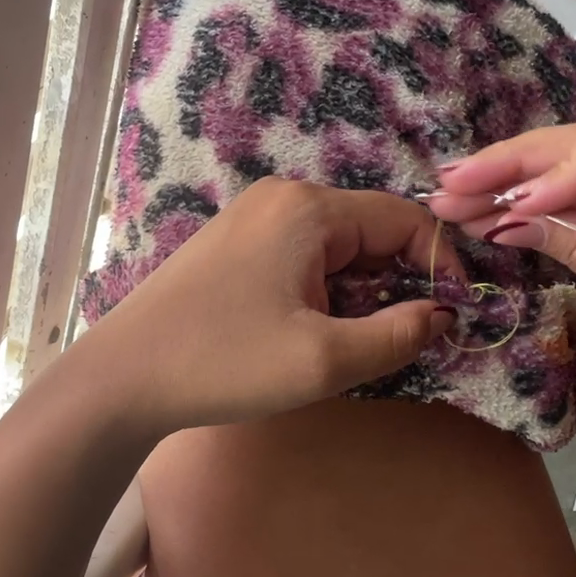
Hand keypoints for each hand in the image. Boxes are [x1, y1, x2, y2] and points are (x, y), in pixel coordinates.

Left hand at [67, 178, 458, 435]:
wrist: (122, 378)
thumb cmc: (225, 363)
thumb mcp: (324, 361)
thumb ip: (396, 335)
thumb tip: (440, 316)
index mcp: (309, 209)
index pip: (404, 219)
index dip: (440, 265)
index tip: (453, 315)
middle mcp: (283, 198)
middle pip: (370, 228)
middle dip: (399, 280)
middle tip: (403, 335)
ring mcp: (254, 217)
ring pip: (338, 245)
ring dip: (361, 289)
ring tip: (353, 340)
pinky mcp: (236, 243)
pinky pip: (304, 254)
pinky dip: (327, 288)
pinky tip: (312, 328)